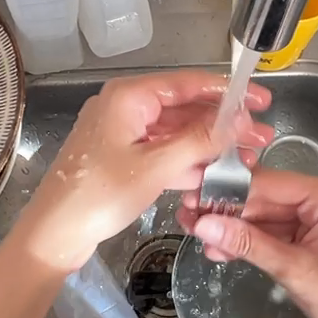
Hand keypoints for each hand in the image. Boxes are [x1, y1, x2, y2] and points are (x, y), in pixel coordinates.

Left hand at [14, 71, 273, 272]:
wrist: (54, 234)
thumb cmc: (101, 195)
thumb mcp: (156, 166)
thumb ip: (200, 140)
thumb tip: (239, 119)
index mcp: (129, 96)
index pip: (188, 83)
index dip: (228, 91)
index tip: (263, 100)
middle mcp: (125, 107)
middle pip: (184, 108)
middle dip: (224, 123)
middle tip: (262, 138)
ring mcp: (122, 133)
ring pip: (176, 132)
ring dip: (209, 145)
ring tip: (248, 158)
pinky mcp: (121, 158)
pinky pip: (162, 152)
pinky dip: (187, 162)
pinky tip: (216, 174)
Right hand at [177, 169, 317, 317]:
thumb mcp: (293, 270)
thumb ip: (247, 244)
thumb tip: (203, 225)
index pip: (268, 183)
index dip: (227, 191)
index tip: (191, 198)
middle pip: (265, 198)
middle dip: (227, 211)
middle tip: (186, 218)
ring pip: (266, 217)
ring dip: (234, 229)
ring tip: (195, 236)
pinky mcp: (314, 238)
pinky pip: (276, 233)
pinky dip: (251, 243)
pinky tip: (220, 251)